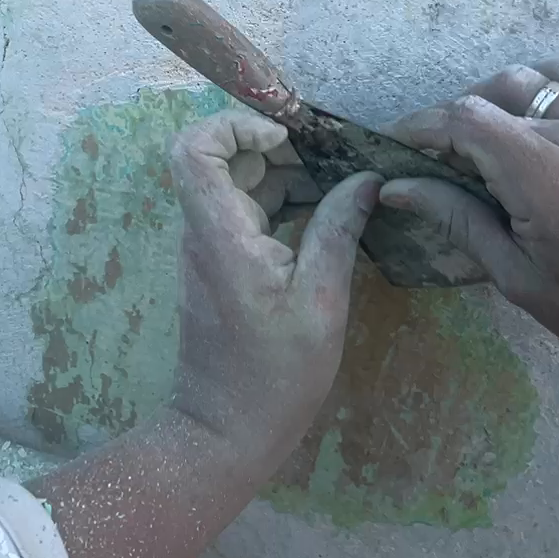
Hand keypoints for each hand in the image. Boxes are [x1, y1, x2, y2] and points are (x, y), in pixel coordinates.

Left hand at [167, 110, 377, 476]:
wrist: (225, 430)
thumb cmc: (275, 374)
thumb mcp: (321, 301)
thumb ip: (338, 230)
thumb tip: (365, 179)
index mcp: (220, 232)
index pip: (193, 149)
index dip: (233, 126)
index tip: (284, 138)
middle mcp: (204, 228)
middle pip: (223, 157)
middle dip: (277, 147)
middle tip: (332, 158)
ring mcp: (208, 242)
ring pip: (237, 181)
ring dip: (285, 174)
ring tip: (340, 183)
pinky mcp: (219, 257)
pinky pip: (245, 208)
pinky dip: (281, 199)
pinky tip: (325, 210)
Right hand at [379, 59, 558, 473]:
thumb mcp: (521, 280)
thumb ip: (458, 220)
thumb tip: (396, 187)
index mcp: (553, 181)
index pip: (467, 120)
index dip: (421, 125)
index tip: (396, 144)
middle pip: (493, 93)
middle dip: (452, 120)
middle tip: (439, 159)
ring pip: (530, 79)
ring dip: (492, 101)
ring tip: (483, 138)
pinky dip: (537, 89)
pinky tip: (530, 120)